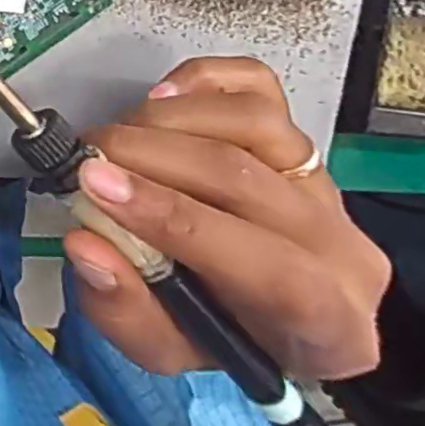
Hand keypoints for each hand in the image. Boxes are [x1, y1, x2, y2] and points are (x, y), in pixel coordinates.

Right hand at [62, 57, 390, 379]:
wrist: (240, 298)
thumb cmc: (202, 322)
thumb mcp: (157, 345)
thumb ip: (122, 309)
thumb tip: (86, 242)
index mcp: (326, 323)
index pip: (272, 267)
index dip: (175, 218)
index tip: (95, 185)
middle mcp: (341, 248)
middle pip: (243, 179)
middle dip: (144, 157)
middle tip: (84, 157)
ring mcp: (321, 182)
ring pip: (251, 122)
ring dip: (162, 121)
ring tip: (116, 140)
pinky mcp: (293, 134)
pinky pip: (255, 84)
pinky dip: (200, 79)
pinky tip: (159, 98)